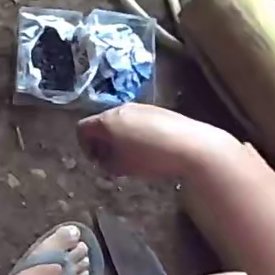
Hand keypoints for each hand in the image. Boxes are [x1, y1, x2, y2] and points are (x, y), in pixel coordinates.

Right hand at [78, 104, 242, 179]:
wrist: (191, 145)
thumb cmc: (150, 158)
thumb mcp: (121, 167)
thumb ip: (106, 163)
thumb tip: (105, 160)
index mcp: (106, 120)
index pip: (82, 128)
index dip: (84, 146)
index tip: (98, 162)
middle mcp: (120, 109)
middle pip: (101, 123)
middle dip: (103, 142)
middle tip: (113, 161)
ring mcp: (141, 107)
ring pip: (120, 121)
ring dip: (119, 138)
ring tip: (133, 156)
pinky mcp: (158, 110)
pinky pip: (137, 120)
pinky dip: (135, 133)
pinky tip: (150, 148)